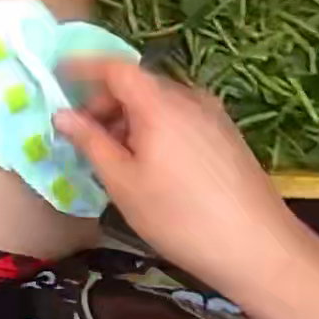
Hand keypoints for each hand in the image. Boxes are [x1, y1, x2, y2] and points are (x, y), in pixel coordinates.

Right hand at [54, 57, 318, 318]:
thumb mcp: (122, 181)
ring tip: (113, 157)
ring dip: (127, 118)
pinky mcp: (225, 136)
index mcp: (160, 105)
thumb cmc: (179, 216)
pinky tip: (147, 165)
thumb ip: (90, 141)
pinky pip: (178, 117)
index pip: (116, 68)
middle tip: (83, 135)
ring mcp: (212, 116)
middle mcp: (189, 100)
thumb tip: (63, 115)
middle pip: (137, 85)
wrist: (261, 251)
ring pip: (157, 102)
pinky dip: (152, 127)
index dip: (83, 68)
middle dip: (104, 102)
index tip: (57, 78)